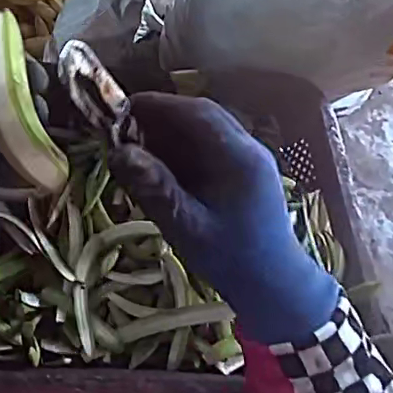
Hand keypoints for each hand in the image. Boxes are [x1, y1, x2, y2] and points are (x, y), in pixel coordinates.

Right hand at [109, 93, 338, 342]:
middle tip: (120, 127)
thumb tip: (117, 152)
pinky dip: (178, 148)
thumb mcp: (187, 227)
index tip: (122, 107)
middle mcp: (247, 149)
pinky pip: (205, 146)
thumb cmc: (232, 260)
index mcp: (240, 158)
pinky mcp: (240, 170)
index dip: (158, 104)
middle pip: (199, 115)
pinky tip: (155, 163)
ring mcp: (246, 158)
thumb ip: (155, 188)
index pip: (197, 112)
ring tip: (131, 144)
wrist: (275, 287)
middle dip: (159, 116)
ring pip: (202, 129)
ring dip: (167, 132)